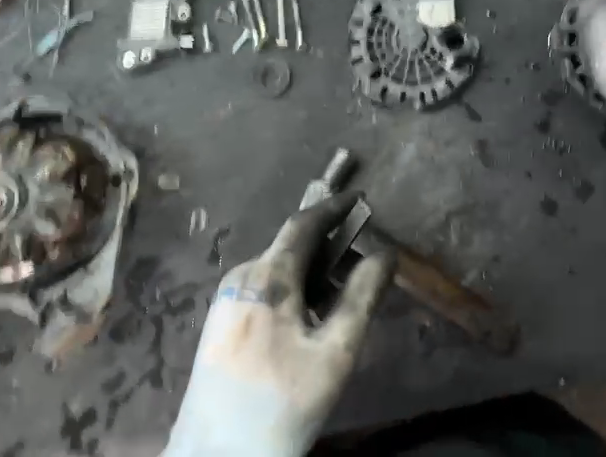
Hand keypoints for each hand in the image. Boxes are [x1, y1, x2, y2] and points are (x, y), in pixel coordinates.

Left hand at [164, 194, 395, 456]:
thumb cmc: (281, 405)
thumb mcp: (335, 353)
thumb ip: (362, 297)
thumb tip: (386, 253)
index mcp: (266, 277)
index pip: (304, 223)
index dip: (334, 207)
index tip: (361, 199)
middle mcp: (240, 277)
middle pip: (290, 246)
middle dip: (326, 246)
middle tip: (359, 264)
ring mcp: (224, 302)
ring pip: (276, 270)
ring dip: (309, 272)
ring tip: (337, 300)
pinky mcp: (218, 326)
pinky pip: (262, 290)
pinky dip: (291, 290)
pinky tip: (306, 322)